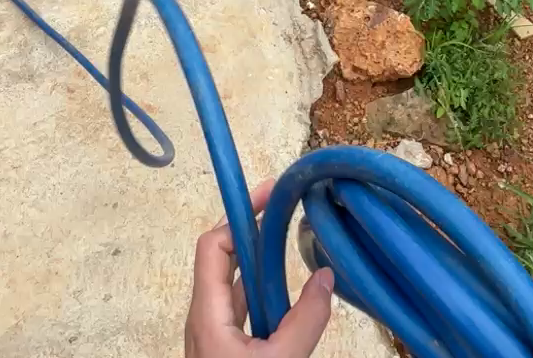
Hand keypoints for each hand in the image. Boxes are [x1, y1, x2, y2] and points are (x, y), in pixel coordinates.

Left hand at [185, 180, 335, 357]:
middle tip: (290, 214)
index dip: (240, 213)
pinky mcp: (227, 354)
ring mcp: (214, 339)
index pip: (214, 245)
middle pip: (226, 260)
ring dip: (267, 267)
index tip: (273, 192)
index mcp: (207, 316)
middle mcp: (205, 320)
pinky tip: (295, 300)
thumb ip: (306, 320)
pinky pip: (247, 312)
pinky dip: (270, 296)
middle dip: (258, 234)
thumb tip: (326, 275)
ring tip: (299, 251)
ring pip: (239, 288)